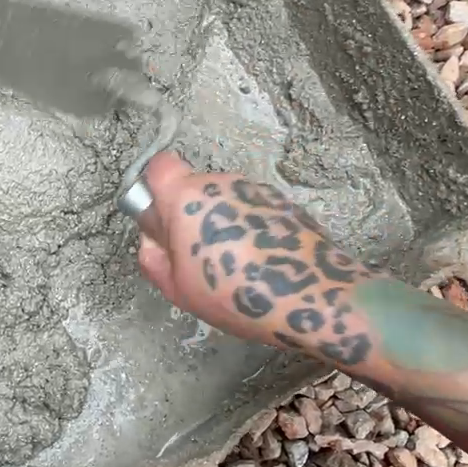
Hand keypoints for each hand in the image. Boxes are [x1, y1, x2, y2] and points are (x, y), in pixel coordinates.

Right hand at [135, 152, 377, 366]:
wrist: (314, 300)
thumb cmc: (232, 294)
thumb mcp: (176, 288)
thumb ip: (153, 257)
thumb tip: (152, 239)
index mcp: (186, 198)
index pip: (159, 166)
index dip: (155, 189)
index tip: (161, 220)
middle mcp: (221, 184)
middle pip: (193, 188)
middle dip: (189, 214)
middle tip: (197, 254)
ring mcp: (257, 190)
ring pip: (223, 200)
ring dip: (221, 221)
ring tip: (234, 262)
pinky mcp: (285, 203)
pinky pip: (251, 210)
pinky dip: (249, 227)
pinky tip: (260, 260)